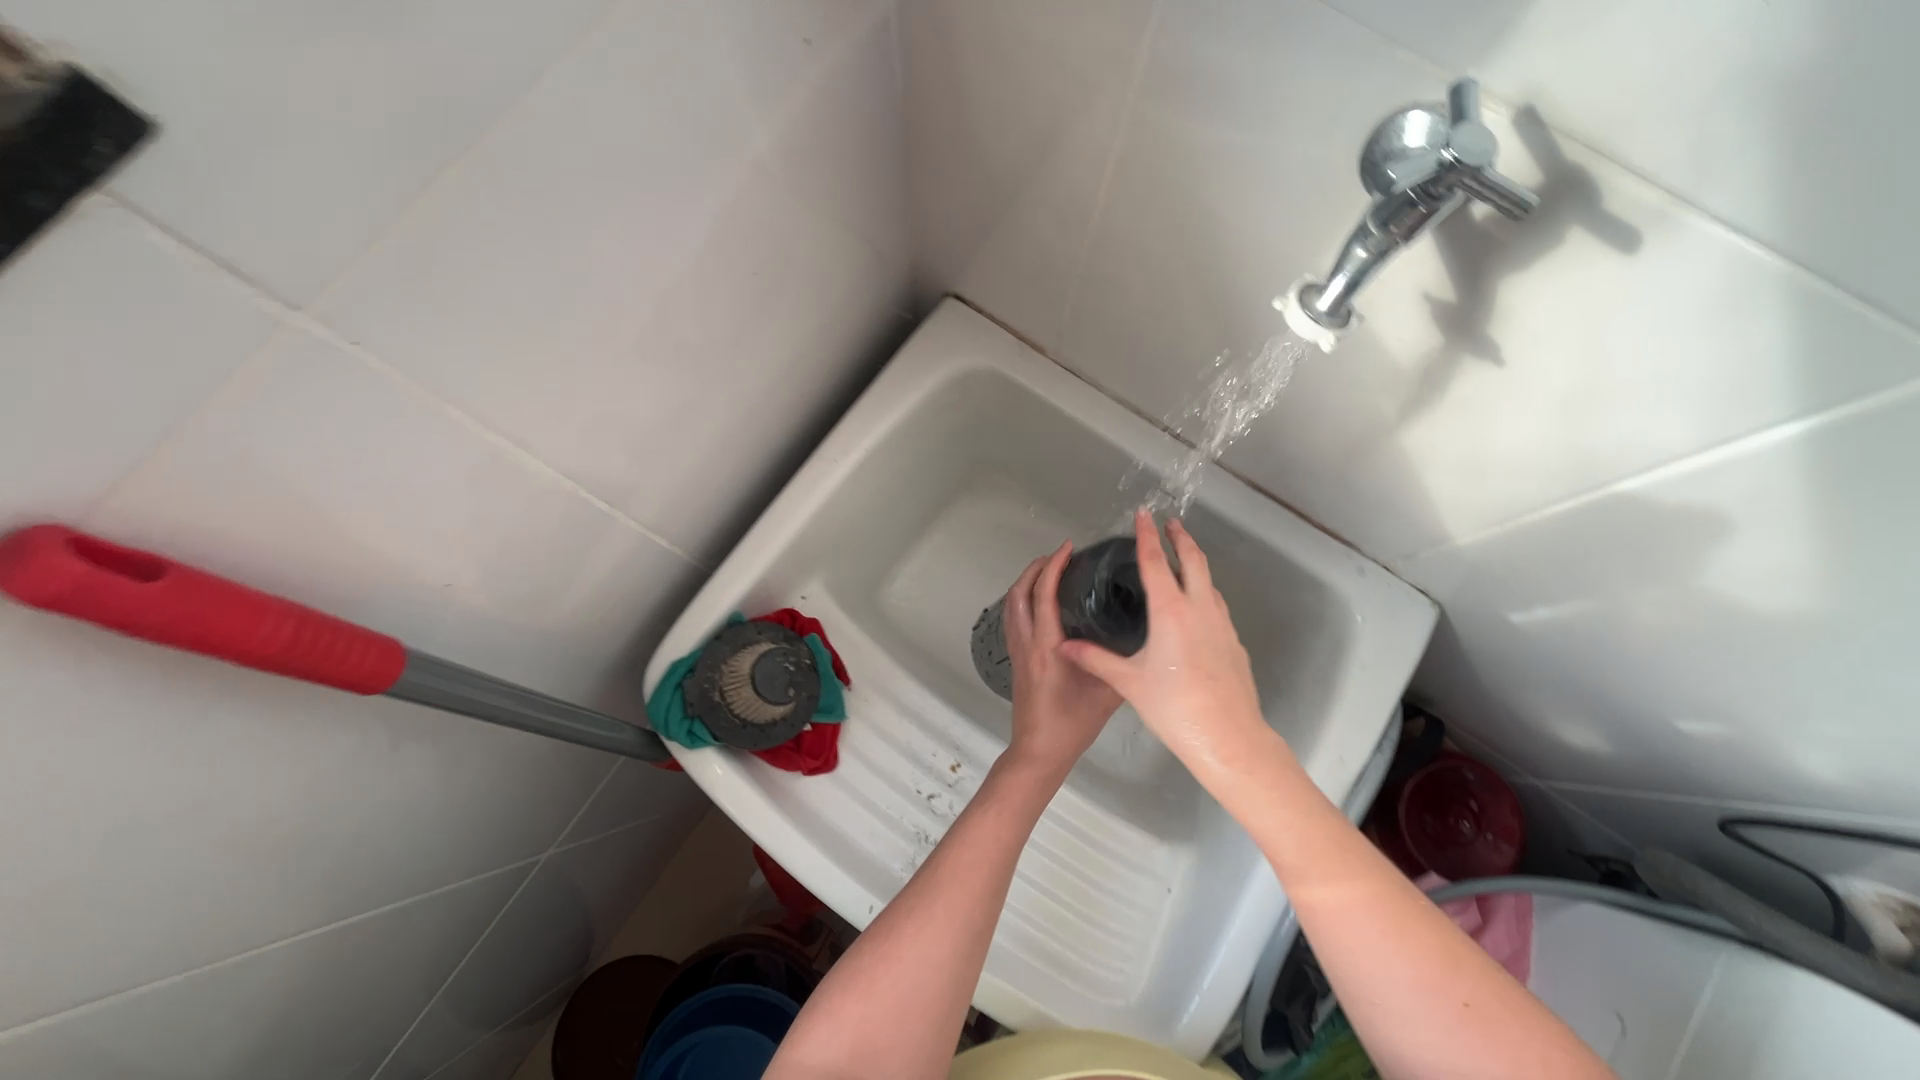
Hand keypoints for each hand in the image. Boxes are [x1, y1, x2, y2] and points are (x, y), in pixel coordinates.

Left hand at [1002, 541, 1122, 772]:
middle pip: (1018, 593)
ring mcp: (1017, 652)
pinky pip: (1013, 619)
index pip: (1042, 595)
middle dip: (1034, 568)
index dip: (1053, 567)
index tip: (1068, 549)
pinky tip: (1041, 602)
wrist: (1040, 751)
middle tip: (1059, 554)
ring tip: (1049, 571)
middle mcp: (1026, 644)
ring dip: (1025, 582)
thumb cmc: (1072, 724)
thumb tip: (1143, 641)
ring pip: (1011, 606)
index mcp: (1047, 646)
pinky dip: (1023, 600)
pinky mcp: (1016, 660)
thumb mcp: (1107, 693)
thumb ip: (1120, 664)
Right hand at [1059, 510, 1269, 771]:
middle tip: (1170, 523)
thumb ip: (1096, 659)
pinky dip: (1204, 592)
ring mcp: (1222, 624)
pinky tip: (1195, 608)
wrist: (1229, 737)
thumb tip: (1064, 647)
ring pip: (1210, 582)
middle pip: (1193, 560)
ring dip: (1195, 563)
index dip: (1147, 535)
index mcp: (1171, 611)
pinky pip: (1217, 605)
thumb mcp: (1129, 683)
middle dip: (1181, 538)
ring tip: (1181, 560)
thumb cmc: (1174, 708)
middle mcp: (1200, 609)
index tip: (1144, 514)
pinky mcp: (1234, 642)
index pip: (1155, 562)